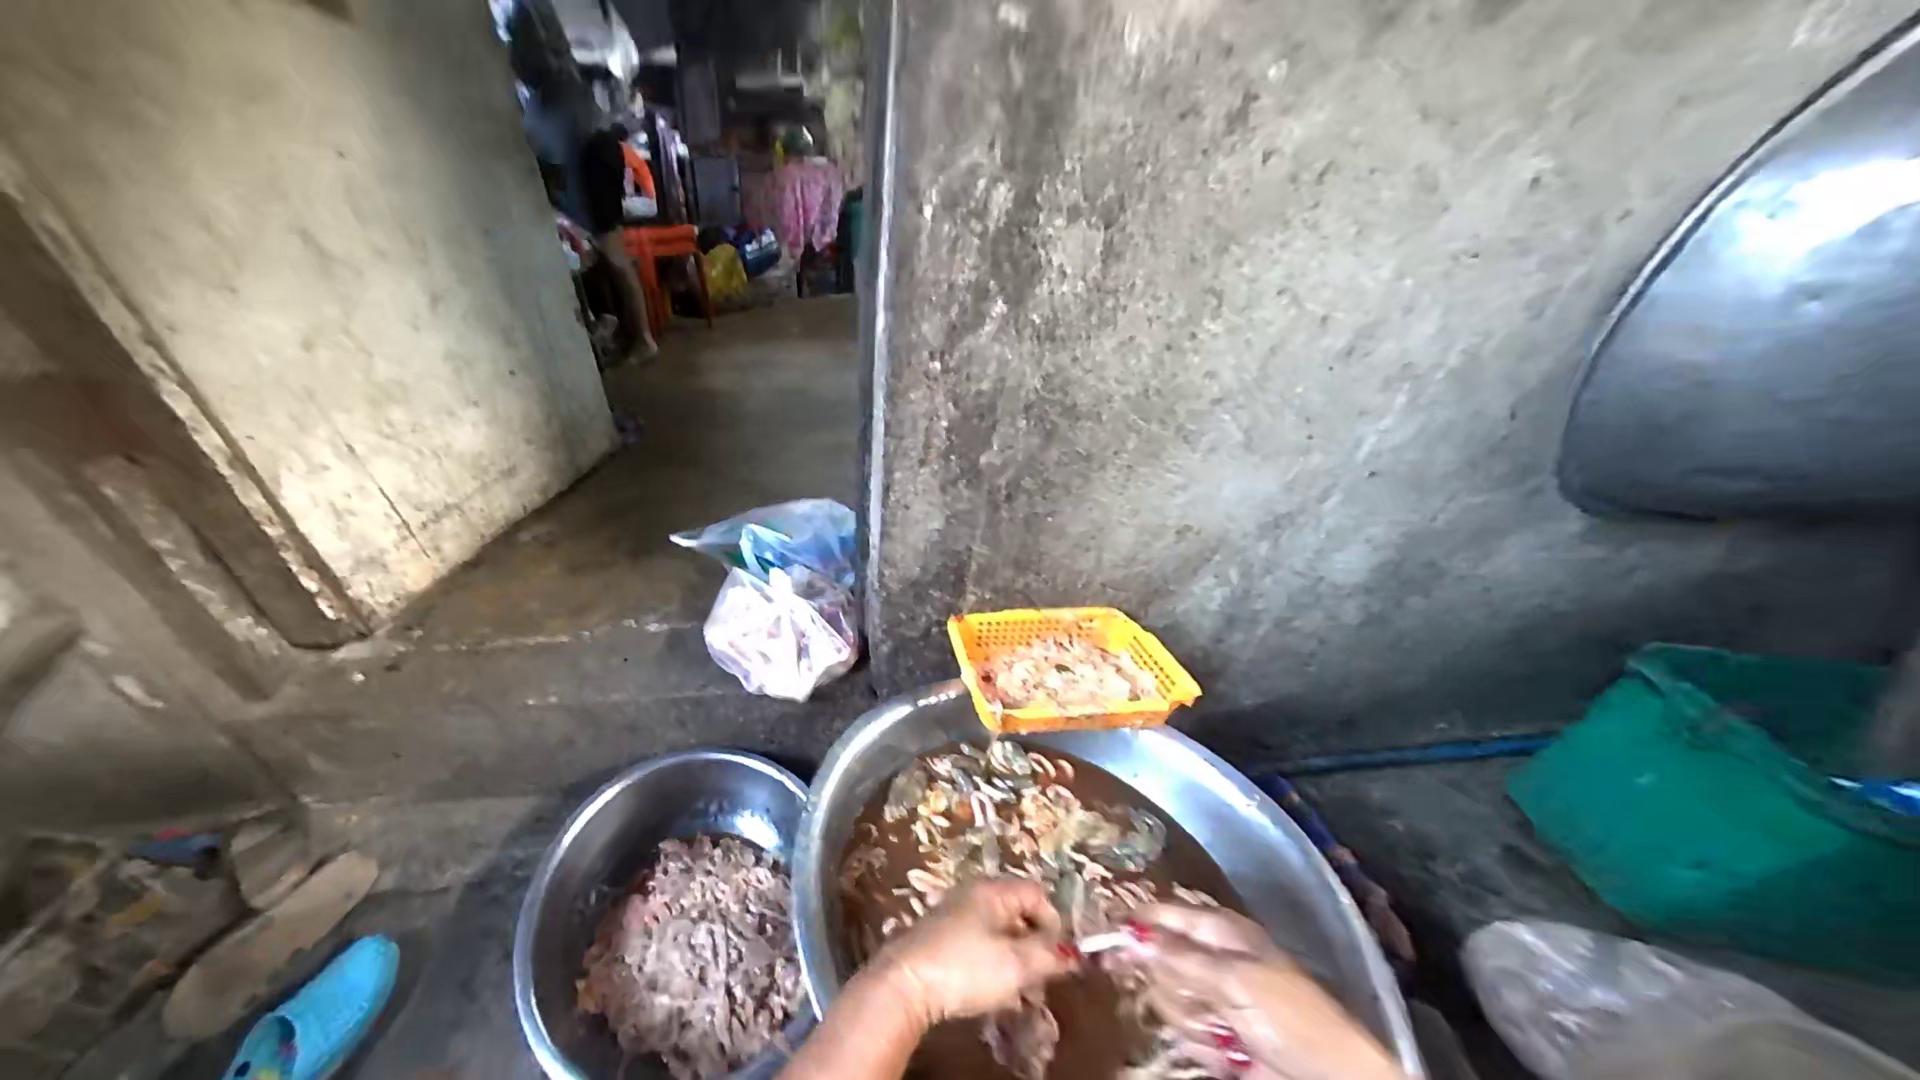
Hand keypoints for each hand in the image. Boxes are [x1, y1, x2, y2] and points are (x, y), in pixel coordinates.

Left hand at [867, 877, 1077, 1030]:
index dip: (1053, 922)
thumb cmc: (965, 967)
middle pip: (1018, 910)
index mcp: (994, 890)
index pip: (1037, 893)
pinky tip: (988, 986)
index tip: (1056, 956)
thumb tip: (1072, 954)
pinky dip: (991, 959)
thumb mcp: (1015, 964)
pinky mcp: (940, 935)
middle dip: (1034, 942)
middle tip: (1038, 975)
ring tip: (1016, 986)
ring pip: (998, 928)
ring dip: (1013, 955)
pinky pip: (978, 940)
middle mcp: (974, 893)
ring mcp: (954, 912)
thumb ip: (1048, 956)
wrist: (905, 983)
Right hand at [1117, 904, 1405, 1079]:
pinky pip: (1185, 1030)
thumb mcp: (1235, 980)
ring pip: (1170, 998)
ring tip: (1221, 1033)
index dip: (1137, 922)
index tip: (1107, 938)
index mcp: (1220, 930)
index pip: (1166, 914)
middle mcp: (1212, 956)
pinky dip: (1201, 1044)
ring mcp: (1214, 996)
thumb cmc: (1289, 1016)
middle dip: (1172, 986)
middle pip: (1161, 958)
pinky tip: (1226, 1052)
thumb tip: (1131, 934)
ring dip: (1189, 1019)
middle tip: (1195, 1003)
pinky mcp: (1217, 1033)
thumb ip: (1180, 957)